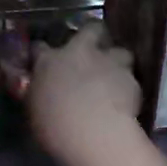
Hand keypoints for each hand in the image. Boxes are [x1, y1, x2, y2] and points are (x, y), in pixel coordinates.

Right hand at [24, 21, 143, 165]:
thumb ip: (39, 96)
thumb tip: (42, 93)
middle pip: (91, 29)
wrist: (93, 136)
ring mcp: (108, 63)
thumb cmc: (54, 130)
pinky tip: (126, 102)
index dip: (42, 54)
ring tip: (115, 79)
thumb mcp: (35, 113)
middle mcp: (79, 54)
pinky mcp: (131, 79)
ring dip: (117, 62)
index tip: (44, 62)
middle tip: (93, 53)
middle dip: (93, 36)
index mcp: (48, 62)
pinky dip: (128, 88)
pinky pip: (131, 79)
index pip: (40, 47)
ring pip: (120, 51)